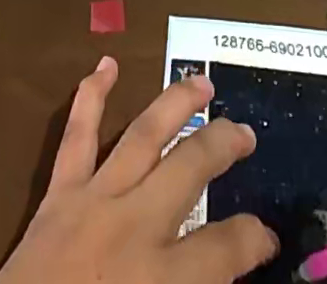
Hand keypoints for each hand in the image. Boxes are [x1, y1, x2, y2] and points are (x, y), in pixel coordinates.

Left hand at [0, 57, 277, 283]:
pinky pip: (78, 135)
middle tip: (246, 133)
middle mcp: (134, 226)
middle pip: (190, 166)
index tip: (266, 234)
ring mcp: (95, 199)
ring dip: (176, 104)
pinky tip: (107, 64)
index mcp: (162, 279)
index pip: (227, 247)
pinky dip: (91, 96)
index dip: (255, 237)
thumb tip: (219, 271)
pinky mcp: (60, 191)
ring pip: (144, 135)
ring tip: (203, 82)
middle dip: (225, 144)